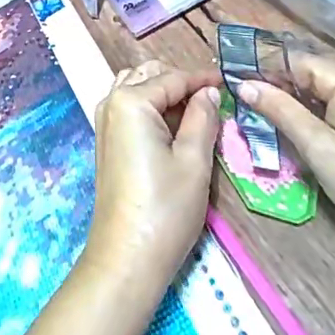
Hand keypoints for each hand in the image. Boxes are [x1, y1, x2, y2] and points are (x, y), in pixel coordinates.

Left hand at [83, 60, 221, 287]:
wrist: (127, 257)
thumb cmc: (165, 208)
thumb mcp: (194, 160)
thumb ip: (203, 118)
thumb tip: (209, 92)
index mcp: (131, 100)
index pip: (173, 78)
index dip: (202, 80)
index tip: (229, 83)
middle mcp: (111, 102)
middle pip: (150, 76)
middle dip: (181, 82)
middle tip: (213, 100)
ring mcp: (104, 121)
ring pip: (138, 89)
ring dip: (165, 92)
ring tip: (196, 112)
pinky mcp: (106, 140)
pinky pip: (130, 107)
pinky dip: (152, 107)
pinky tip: (174, 126)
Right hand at [237, 52, 334, 247]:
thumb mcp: (319, 151)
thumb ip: (281, 111)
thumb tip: (245, 84)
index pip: (293, 60)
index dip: (262, 72)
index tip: (233, 88)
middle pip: (308, 67)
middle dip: (278, 84)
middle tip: (247, 107)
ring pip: (322, 81)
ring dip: (296, 97)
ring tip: (268, 117)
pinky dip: (317, 105)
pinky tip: (303, 126)